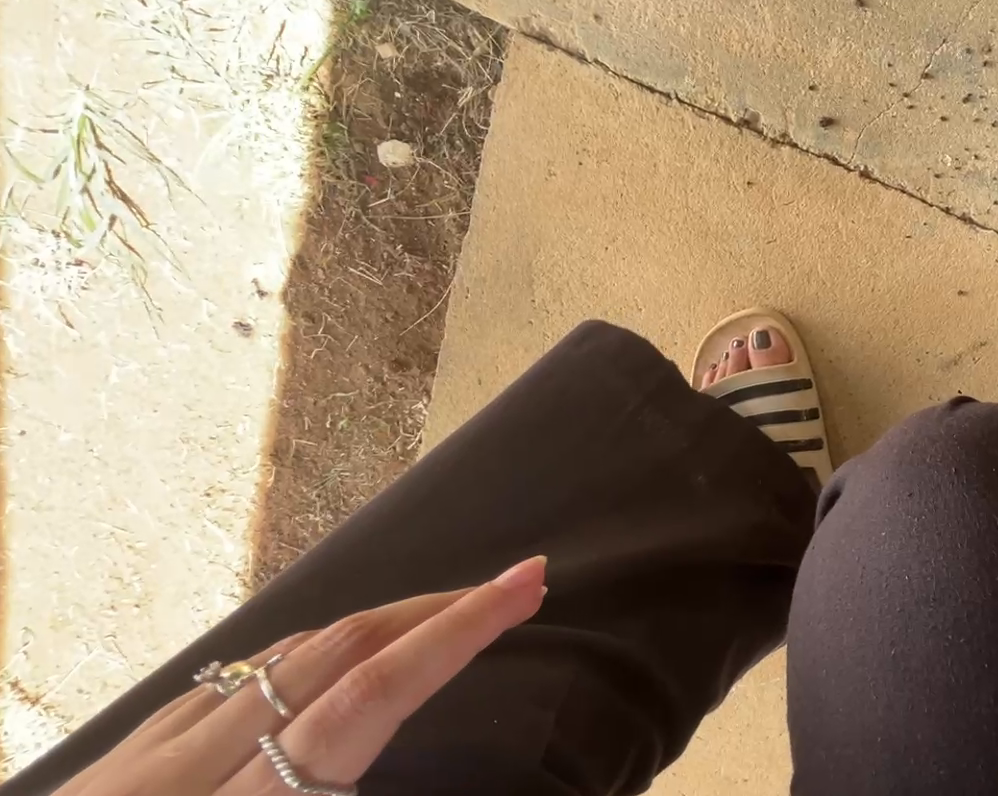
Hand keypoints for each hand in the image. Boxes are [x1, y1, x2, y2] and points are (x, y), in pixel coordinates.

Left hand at [57, 556, 546, 795]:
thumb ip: (339, 792)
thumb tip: (424, 763)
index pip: (361, 700)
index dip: (453, 635)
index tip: (527, 585)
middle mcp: (174, 780)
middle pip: (333, 654)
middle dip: (439, 607)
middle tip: (523, 582)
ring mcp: (132, 766)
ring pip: (289, 654)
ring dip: (390, 622)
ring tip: (457, 612)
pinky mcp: (110, 766)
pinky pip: (240, 679)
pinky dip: (321, 651)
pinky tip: (347, 657)